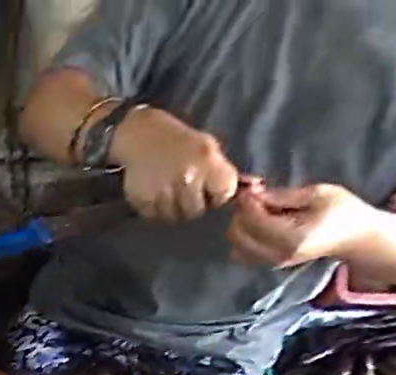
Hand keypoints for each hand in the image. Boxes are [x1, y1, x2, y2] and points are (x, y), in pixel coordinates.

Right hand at [108, 107, 240, 223]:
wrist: (140, 136)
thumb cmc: (179, 141)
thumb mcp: (207, 148)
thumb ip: (224, 171)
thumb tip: (256, 186)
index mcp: (206, 161)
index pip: (224, 194)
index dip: (218, 193)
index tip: (210, 187)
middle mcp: (185, 179)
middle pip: (197, 211)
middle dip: (194, 203)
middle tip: (186, 189)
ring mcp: (163, 193)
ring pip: (176, 217)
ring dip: (175, 209)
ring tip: (169, 191)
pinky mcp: (143, 202)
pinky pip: (156, 218)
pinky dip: (157, 210)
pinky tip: (156, 194)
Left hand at [229, 183, 381, 267]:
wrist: (352, 238)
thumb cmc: (341, 210)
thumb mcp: (318, 193)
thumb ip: (283, 196)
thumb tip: (253, 193)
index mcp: (292, 237)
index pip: (253, 221)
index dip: (247, 202)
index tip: (252, 186)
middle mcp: (276, 255)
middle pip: (238, 235)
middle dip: (241, 214)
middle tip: (255, 198)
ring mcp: (270, 263)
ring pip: (236, 246)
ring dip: (240, 226)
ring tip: (258, 210)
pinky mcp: (268, 265)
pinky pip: (242, 252)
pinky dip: (243, 237)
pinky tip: (258, 224)